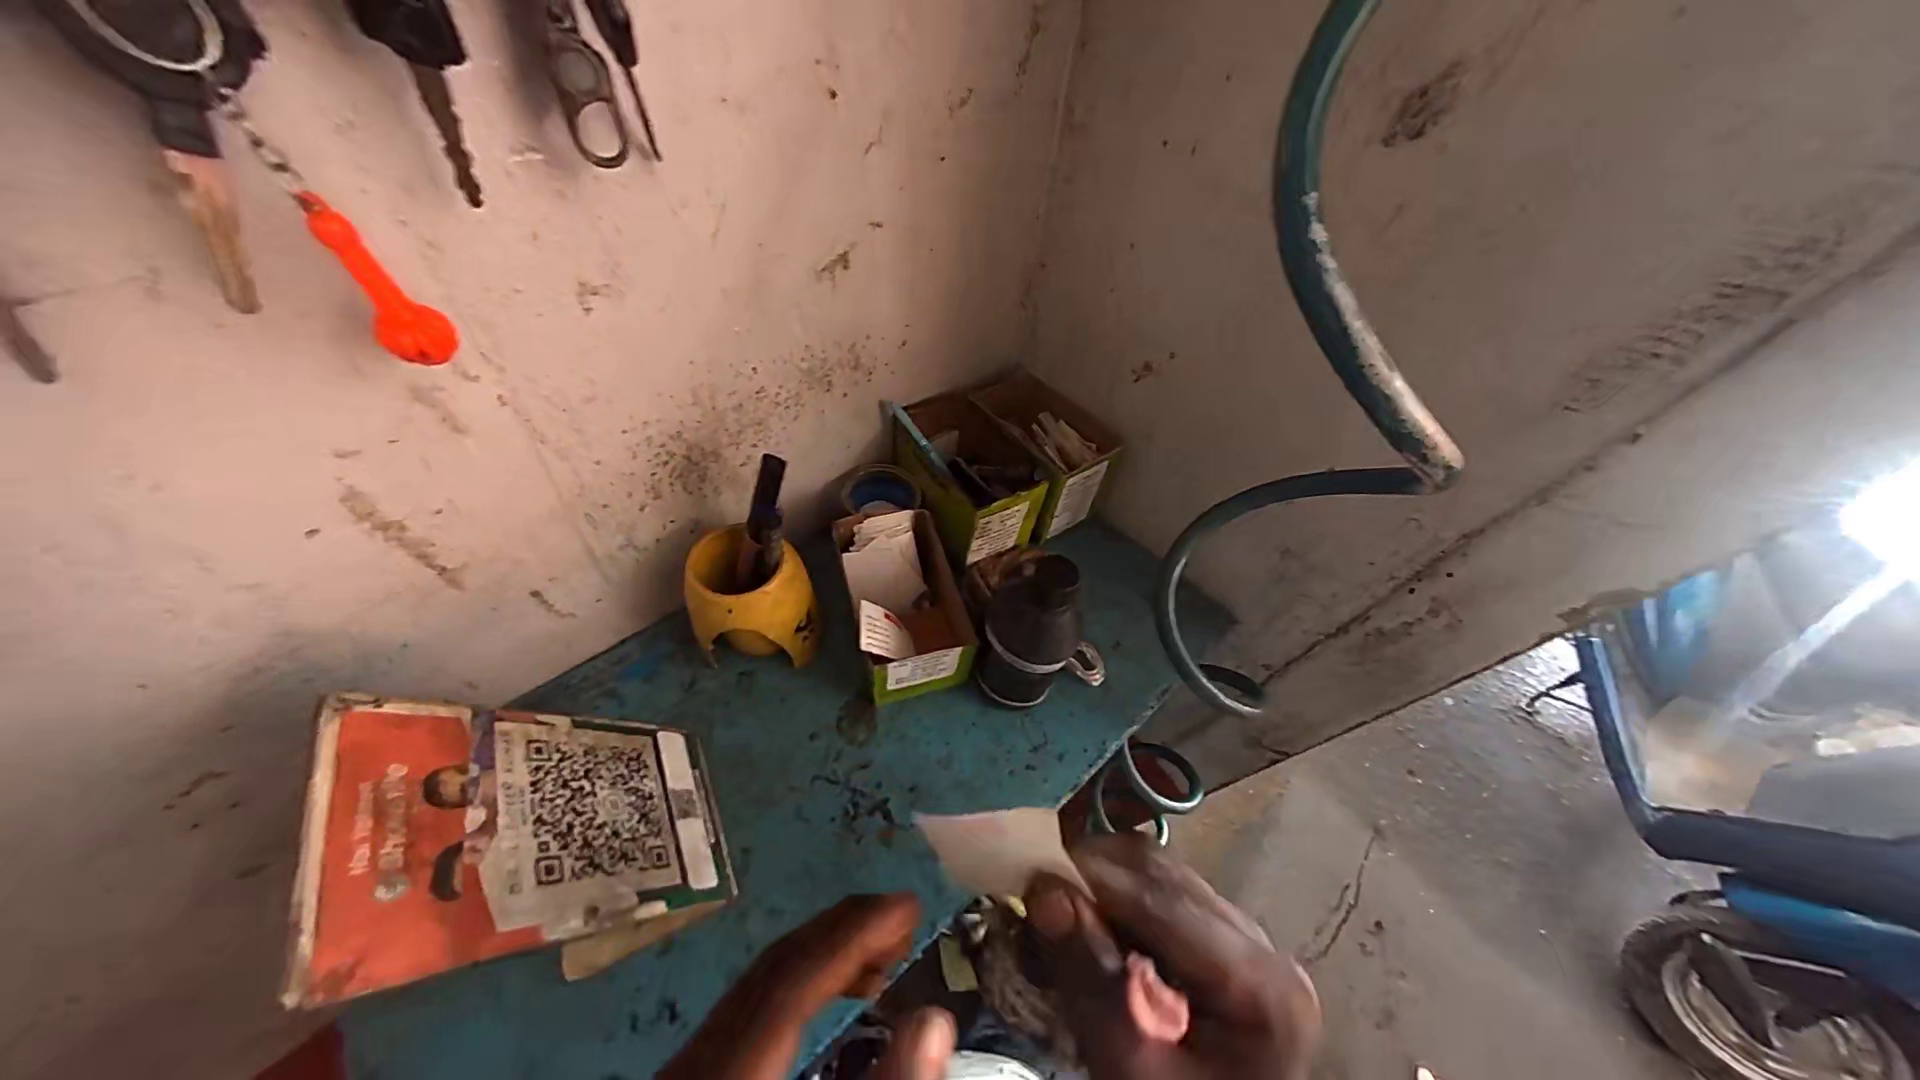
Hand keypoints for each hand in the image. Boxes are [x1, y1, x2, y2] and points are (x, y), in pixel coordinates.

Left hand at [660, 893, 955, 1079]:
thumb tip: (934, 1022)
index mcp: (730, 1075)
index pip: (794, 980)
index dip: (854, 934)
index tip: (908, 905)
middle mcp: (699, 1060)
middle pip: (775, 969)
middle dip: (845, 932)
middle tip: (903, 919)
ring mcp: (689, 1067)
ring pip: (761, 983)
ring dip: (826, 957)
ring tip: (883, 955)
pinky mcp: (696, 1075)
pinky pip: (752, 1008)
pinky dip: (801, 987)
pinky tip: (833, 999)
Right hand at [1026, 835, 1321, 1079]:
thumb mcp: (1128, 1072)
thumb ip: (1089, 981)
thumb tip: (1044, 890)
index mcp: (1262, 986)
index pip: (1162, 901)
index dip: (1092, 878)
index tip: (1031, 874)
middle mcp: (1264, 948)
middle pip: (1163, 877)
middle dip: (1093, 875)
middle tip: (1035, 894)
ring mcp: (1247, 942)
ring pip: (1160, 876)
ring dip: (1101, 881)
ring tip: (1056, 908)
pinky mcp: (1224, 944)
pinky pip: (1162, 895)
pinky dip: (1118, 898)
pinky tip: (1089, 925)